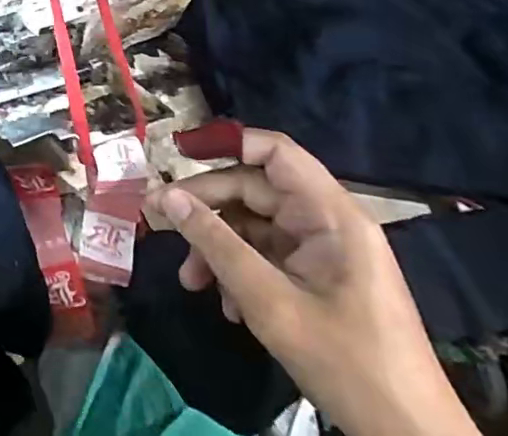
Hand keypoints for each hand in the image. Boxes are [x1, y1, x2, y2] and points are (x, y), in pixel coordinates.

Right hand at [145, 129, 476, 435]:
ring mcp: (323, 250)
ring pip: (253, 225)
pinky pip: (265, 255)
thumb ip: (217, 243)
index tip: (178, 154)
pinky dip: (237, 271)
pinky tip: (225, 304)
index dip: (225, 144)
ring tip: (190, 281)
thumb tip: (168, 198)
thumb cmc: (347, 363)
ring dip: (217, 248)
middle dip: (206, 210)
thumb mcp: (270, 301)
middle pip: (253, 190)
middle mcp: (327, 222)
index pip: (274, 152)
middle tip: (160, 223)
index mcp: (330, 215)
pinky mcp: (318, 277)